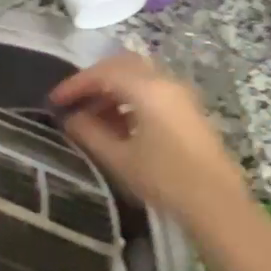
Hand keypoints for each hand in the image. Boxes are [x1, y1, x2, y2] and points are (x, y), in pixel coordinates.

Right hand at [50, 53, 249, 226]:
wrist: (217, 204)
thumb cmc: (164, 180)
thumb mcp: (119, 158)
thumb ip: (89, 134)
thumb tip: (70, 118)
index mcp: (148, 89)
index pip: (103, 73)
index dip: (75, 84)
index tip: (54, 101)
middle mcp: (166, 83)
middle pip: (123, 66)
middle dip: (94, 81)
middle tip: (73, 102)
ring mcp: (180, 96)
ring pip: (139, 79)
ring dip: (112, 91)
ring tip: (92, 119)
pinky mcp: (188, 111)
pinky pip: (152, 92)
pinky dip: (130, 100)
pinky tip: (118, 127)